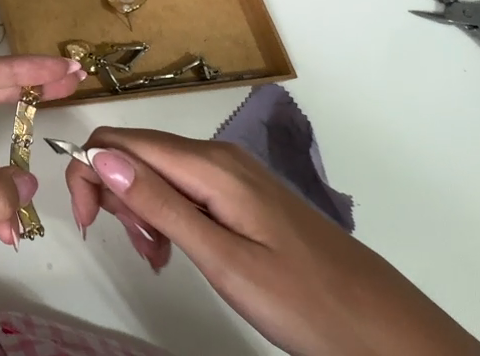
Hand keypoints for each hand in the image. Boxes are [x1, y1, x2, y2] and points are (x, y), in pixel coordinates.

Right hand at [66, 128, 479, 355]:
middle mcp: (216, 156)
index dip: (88, 173)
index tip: (90, 224)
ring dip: (139, 208)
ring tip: (158, 256)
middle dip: (116, 194)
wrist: (391, 335)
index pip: (118, 142)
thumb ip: (159, 204)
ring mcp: (232, 173)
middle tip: (140, 248)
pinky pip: (182, 187)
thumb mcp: (224, 260)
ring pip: (155, 171)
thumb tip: (98, 155)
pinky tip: (177, 249)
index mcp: (209, 166)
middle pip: (133, 152)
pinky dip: (165, 214)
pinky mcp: (242, 194)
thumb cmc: (305, 304)